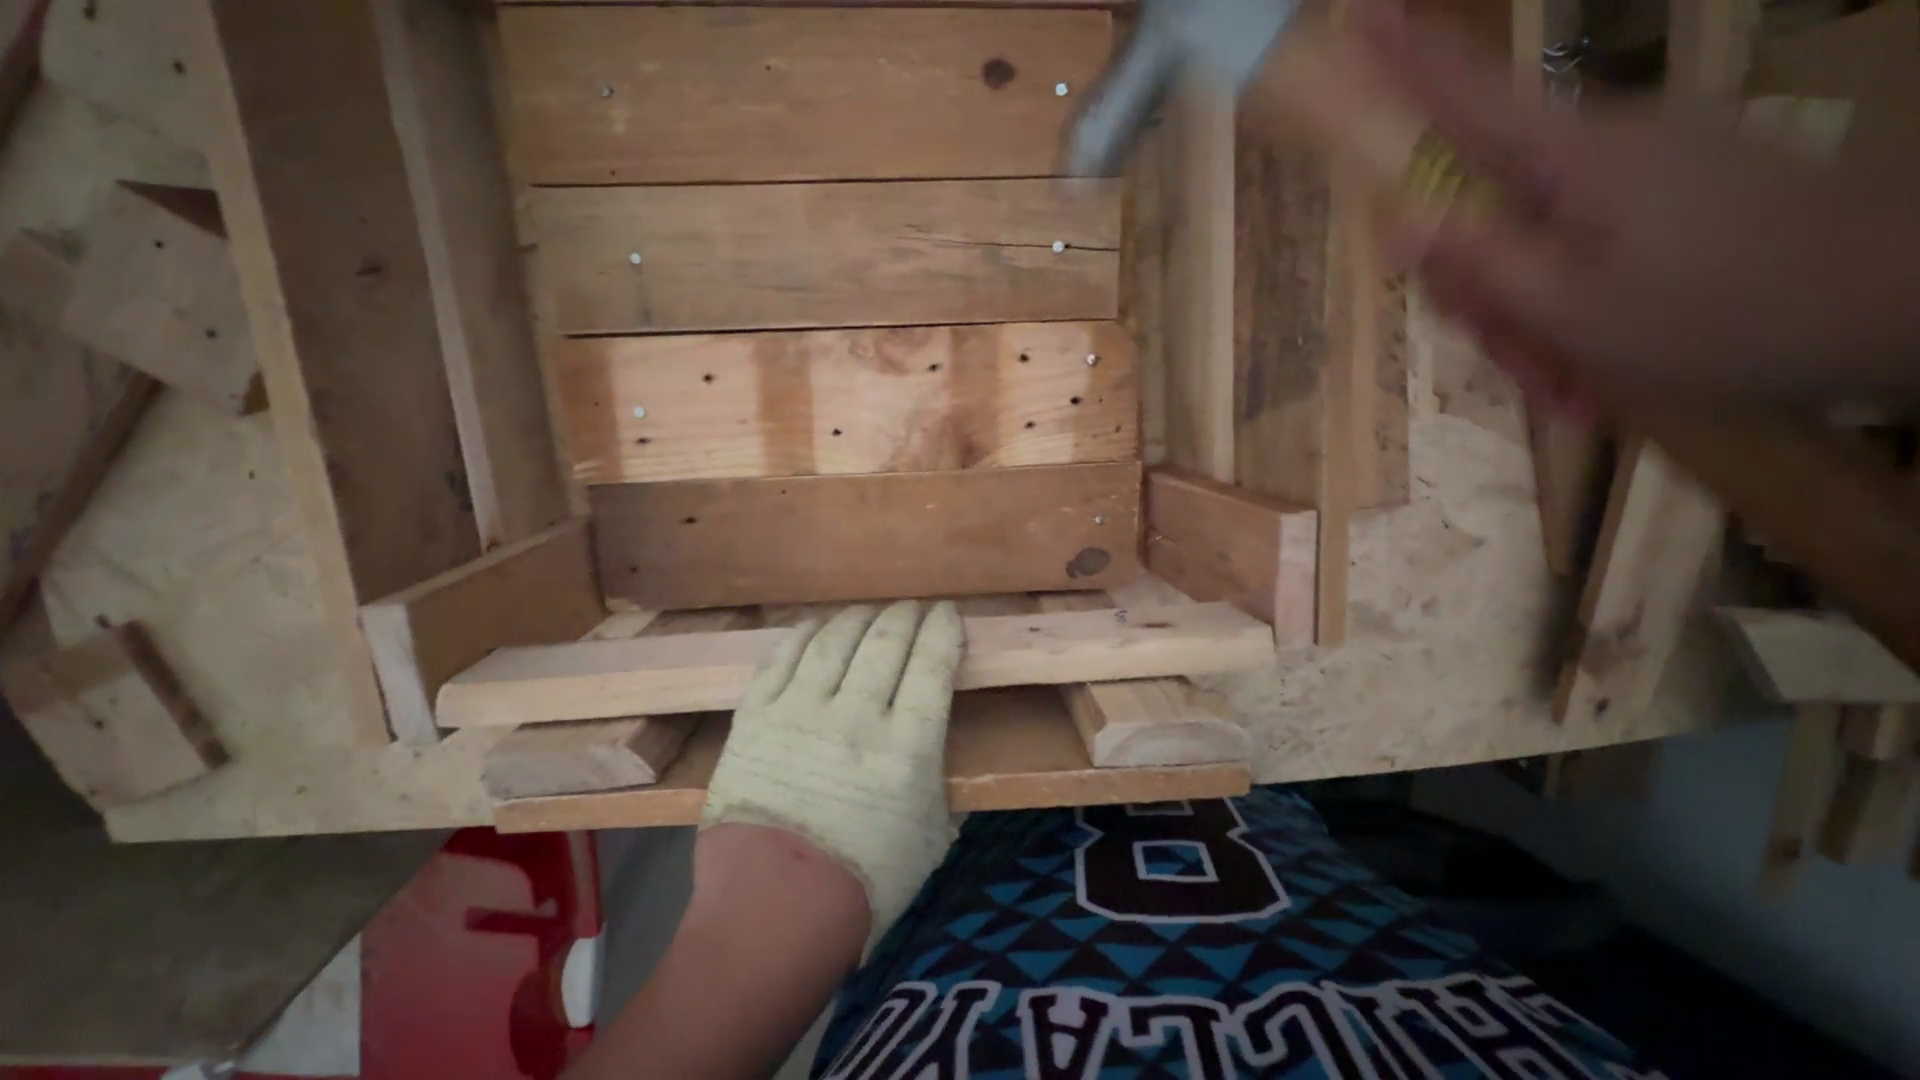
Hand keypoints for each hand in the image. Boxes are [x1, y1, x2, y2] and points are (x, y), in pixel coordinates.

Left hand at [703, 599, 965, 948]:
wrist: (775, 905)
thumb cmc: (865, 881)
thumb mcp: (932, 836)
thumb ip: (940, 781)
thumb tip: (938, 746)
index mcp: (909, 747)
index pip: (933, 663)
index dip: (944, 628)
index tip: (947, 614)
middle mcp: (857, 717)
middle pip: (886, 640)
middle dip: (905, 616)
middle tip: (912, 611)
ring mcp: (800, 712)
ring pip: (835, 640)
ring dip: (858, 618)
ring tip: (868, 615)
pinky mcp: (755, 717)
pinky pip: (781, 657)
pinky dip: (804, 635)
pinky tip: (817, 629)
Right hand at [1353, 2, 1919, 409]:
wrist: (1910, 303)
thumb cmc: (1726, 313)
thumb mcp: (1572, 312)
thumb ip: (1479, 266)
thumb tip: (1399, 220)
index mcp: (1573, 159)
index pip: (1465, 98)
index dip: (1408, 61)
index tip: (1361, 15)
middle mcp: (1607, 149)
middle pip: (1494, 204)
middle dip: (1484, 289)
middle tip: (1512, 357)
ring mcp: (1653, 169)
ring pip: (1542, 240)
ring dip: (1536, 320)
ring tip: (1573, 385)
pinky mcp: (1689, 195)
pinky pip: (1595, 248)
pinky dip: (1583, 312)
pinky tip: (1604, 371)